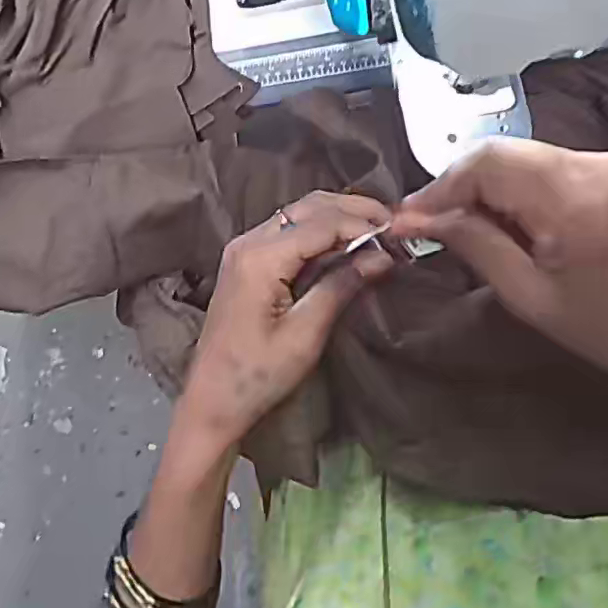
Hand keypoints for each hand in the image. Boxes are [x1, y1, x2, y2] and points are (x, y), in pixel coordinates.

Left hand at [176, 191, 395, 451]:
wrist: (211, 400)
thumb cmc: (257, 375)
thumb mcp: (305, 334)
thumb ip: (341, 286)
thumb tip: (381, 257)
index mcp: (260, 258)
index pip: (321, 223)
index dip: (362, 224)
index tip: (395, 234)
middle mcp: (248, 242)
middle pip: (309, 206)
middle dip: (352, 210)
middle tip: (391, 222)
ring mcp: (244, 248)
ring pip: (299, 213)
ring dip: (338, 216)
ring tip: (376, 230)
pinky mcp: (246, 260)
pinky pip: (288, 230)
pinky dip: (320, 230)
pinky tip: (345, 243)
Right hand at [389, 138, 607, 413]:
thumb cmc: (601, 329)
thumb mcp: (526, 295)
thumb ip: (472, 242)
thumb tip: (415, 216)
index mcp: (579, 204)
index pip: (490, 164)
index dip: (442, 185)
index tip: (410, 216)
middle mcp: (598, 167)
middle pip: (503, 152)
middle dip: (459, 184)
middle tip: (431, 221)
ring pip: (519, 154)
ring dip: (484, 184)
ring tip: (465, 223)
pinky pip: (542, 162)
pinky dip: (512, 184)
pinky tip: (504, 215)